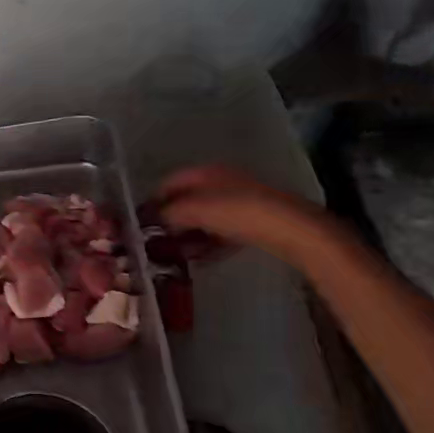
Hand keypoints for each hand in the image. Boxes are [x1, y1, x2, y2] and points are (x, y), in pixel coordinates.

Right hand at [156, 164, 350, 269]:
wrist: (293, 229)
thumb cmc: (239, 213)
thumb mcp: (195, 211)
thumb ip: (168, 213)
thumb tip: (150, 219)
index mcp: (205, 172)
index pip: (169, 182)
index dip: (153, 200)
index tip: (140, 222)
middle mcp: (221, 181)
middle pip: (187, 200)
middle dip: (170, 220)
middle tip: (156, 241)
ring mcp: (240, 201)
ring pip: (204, 218)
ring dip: (188, 235)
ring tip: (176, 254)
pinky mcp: (255, 221)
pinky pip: (222, 231)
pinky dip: (208, 243)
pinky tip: (201, 259)